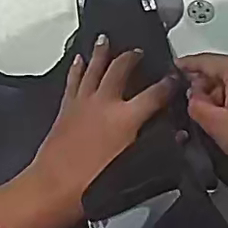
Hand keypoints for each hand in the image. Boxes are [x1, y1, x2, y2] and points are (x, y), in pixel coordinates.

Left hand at [23, 36, 174, 209]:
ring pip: (94, 68)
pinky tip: (79, 60)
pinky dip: (77, 67)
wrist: (54, 187)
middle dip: (132, 57)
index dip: (168, 84)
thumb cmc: (91, 184)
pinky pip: (73, 79)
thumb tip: (174, 136)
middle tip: (138, 52)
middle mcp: (104, 103)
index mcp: (126, 118)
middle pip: (120, 69)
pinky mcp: (66, 107)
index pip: (155, 94)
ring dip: (102, 53)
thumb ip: (156, 148)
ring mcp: (83, 102)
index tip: (174, 78)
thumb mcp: (133, 169)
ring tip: (105, 40)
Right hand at [177, 53, 227, 192]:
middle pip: (219, 72)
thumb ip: (195, 105)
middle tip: (190, 106)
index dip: (186, 65)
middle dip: (202, 88)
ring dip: (217, 101)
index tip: (176, 68)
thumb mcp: (214, 123)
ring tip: (212, 124)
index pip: (205, 60)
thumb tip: (192, 99)